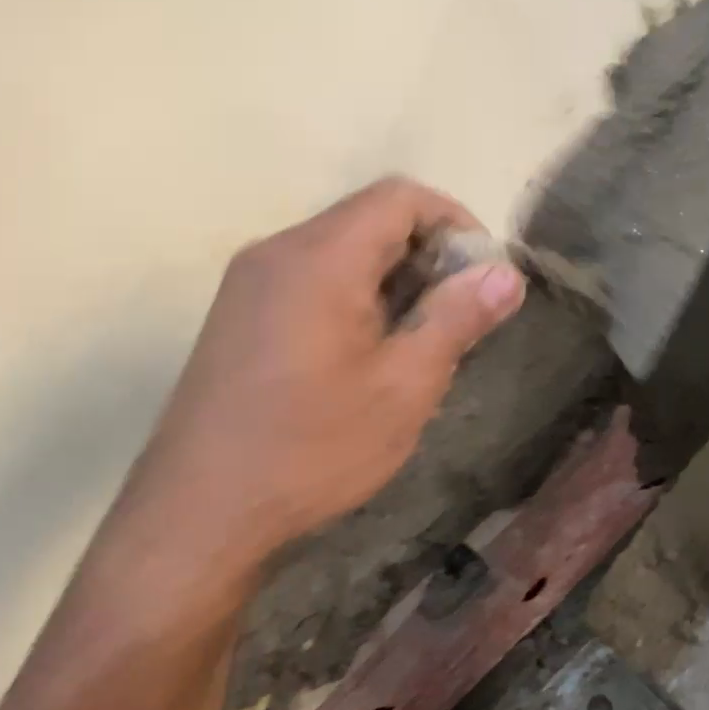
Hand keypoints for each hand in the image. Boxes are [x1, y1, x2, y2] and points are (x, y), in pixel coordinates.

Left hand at [121, 177, 525, 568]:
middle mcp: (277, 253)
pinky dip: (361, 299)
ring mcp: (251, 284)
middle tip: (464, 321)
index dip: (456, 223)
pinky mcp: (241, 316)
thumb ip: (457, 319)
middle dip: (431, 256)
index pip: (400, 197)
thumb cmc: (314, 447)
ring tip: (425, 345)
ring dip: (398, 282)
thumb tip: (507, 273)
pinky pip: (315, 281)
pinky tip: (374, 359)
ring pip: (343, 252)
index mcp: (319, 259)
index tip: (486, 280)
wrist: (201, 512)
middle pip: (370, 219)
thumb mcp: (404, 386)